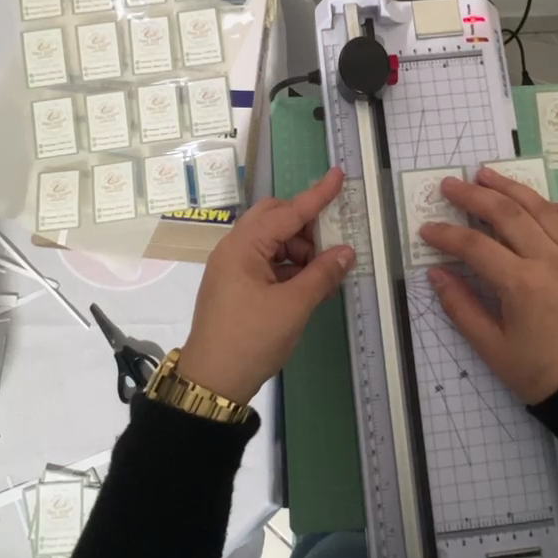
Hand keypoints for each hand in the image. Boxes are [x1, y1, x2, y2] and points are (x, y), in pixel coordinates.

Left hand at [177, 167, 354, 402]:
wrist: (211, 382)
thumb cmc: (251, 340)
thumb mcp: (293, 307)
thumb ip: (322, 275)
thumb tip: (347, 252)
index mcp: (243, 247)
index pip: (287, 212)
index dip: (316, 195)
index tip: (338, 174)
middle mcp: (234, 249)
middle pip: (275, 219)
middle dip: (306, 225)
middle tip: (332, 242)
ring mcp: (232, 268)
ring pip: (272, 241)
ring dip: (300, 249)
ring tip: (322, 272)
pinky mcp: (235, 286)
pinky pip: (267, 262)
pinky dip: (289, 266)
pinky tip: (308, 283)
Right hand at [420, 166, 557, 403]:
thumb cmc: (540, 373)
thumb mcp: (492, 347)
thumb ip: (461, 307)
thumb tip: (437, 274)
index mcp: (522, 284)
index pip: (475, 247)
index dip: (446, 236)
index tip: (426, 230)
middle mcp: (551, 261)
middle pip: (508, 214)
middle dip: (474, 196)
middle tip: (450, 185)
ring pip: (543, 209)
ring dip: (513, 188)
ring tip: (487, 175)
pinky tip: (547, 205)